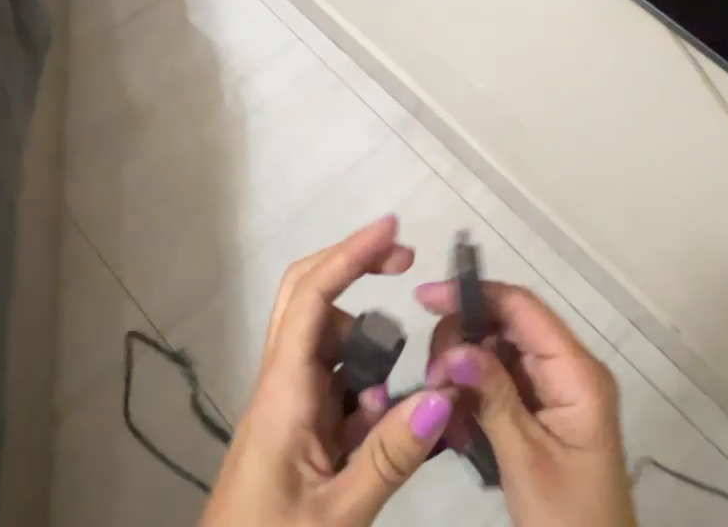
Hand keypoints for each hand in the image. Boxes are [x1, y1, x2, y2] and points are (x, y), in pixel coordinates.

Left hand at [201, 215, 455, 526]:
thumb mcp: (339, 513)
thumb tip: (443, 392)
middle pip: (310, 299)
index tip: (392, 229)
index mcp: (284, 390)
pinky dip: (370, 386)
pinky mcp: (301, 428)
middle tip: (405, 264)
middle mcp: (284, 382)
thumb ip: (391, 456)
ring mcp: (291, 403)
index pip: (313, 298)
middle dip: (354, 269)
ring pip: (330, 343)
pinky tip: (391, 422)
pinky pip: (339, 384)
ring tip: (403, 393)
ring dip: (370, 347)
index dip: (349, 255)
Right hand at [416, 279, 637, 526]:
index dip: (473, 294)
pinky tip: (452, 422)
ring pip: (495, 353)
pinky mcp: (539, 412)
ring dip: (462, 371)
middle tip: (432, 379)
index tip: (423, 298)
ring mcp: (553, 390)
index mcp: (577, 372)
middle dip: (462, 339)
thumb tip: (453, 347)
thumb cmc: (570, 521)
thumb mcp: (527, 460)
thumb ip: (492, 398)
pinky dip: (471, 395)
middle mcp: (567, 369)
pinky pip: (497, 384)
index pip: (522, 308)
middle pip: (505, 325)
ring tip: (441, 406)